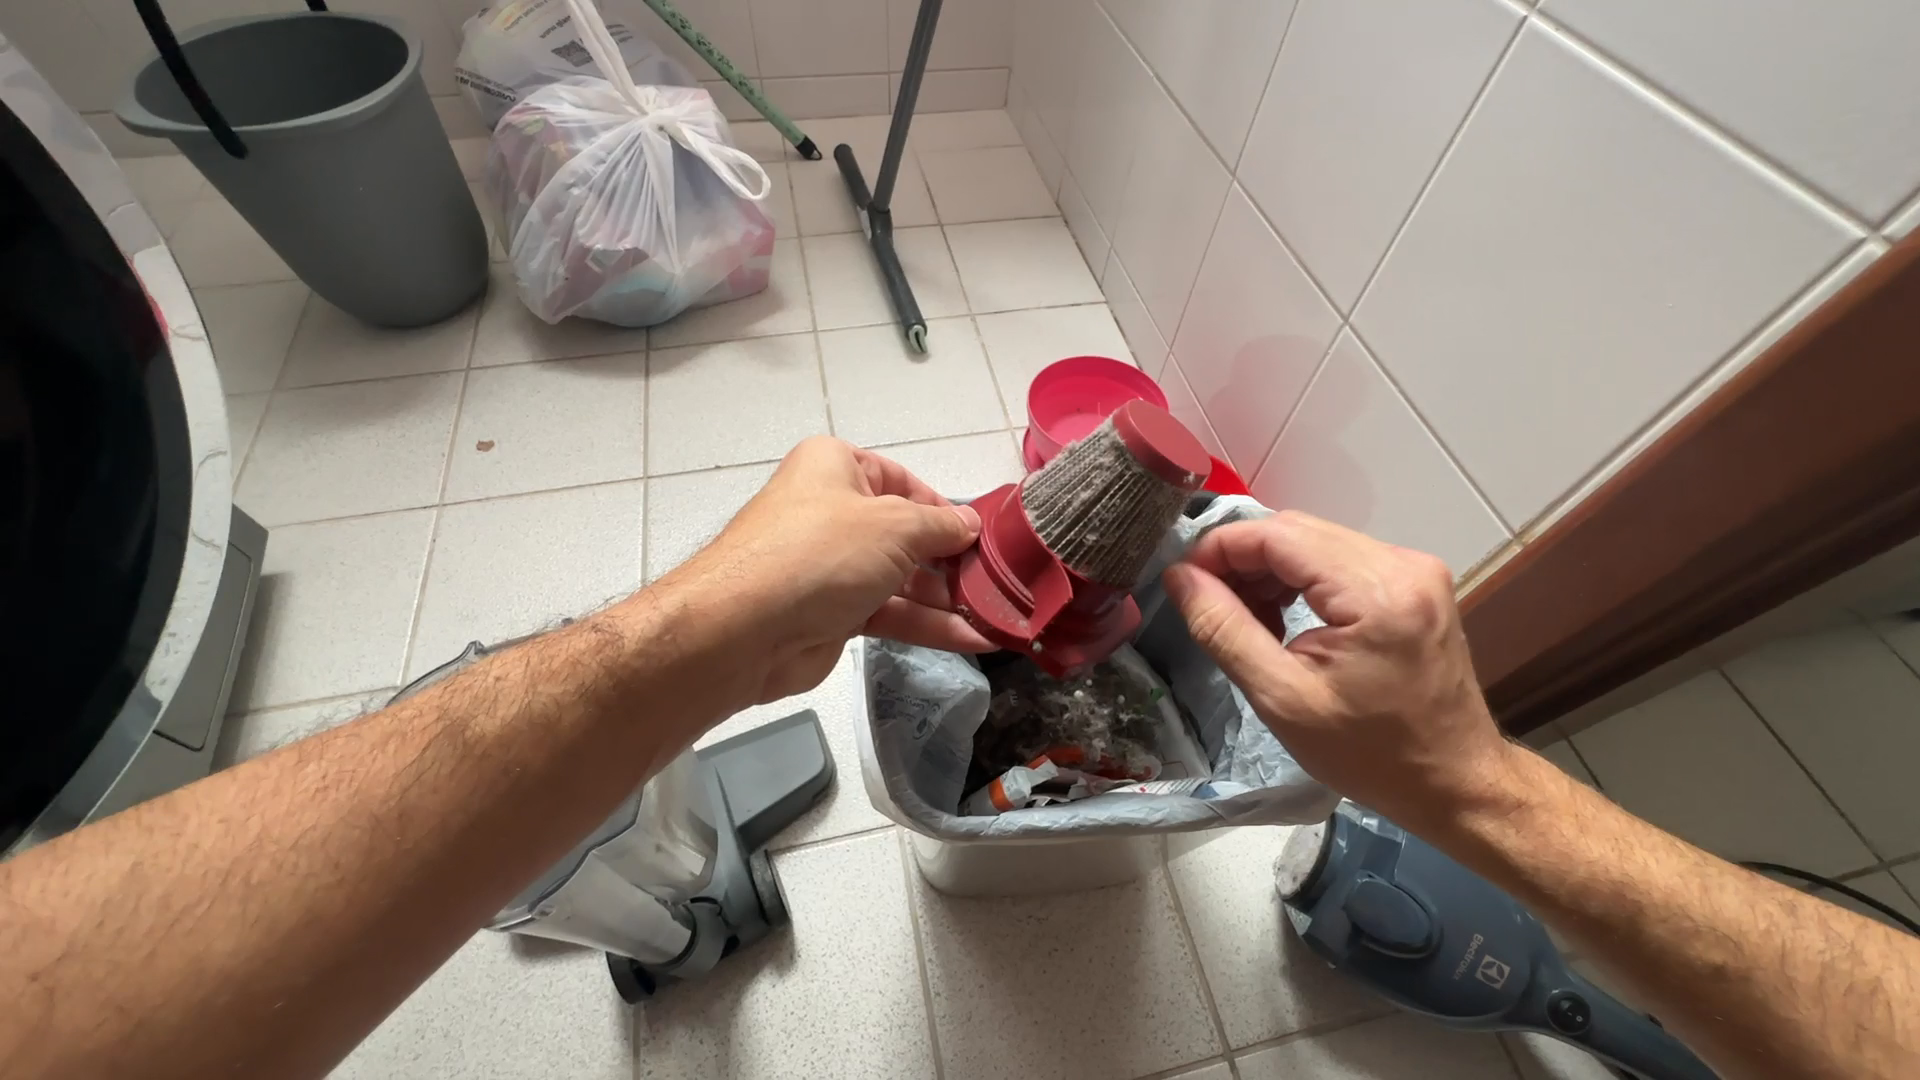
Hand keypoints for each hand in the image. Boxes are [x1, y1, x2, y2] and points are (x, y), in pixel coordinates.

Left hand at [668, 436, 992, 705]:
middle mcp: (833, 511)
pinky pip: (890, 612)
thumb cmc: (822, 552)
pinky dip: (928, 624)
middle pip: (906, 534)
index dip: (945, 508)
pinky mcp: (833, 613)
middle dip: (951, 560)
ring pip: (901, 578)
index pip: (903, 481)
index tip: (984, 536)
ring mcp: (832, 566)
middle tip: (998, 581)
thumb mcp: (893, 525)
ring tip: (998, 613)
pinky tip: (974, 638)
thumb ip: (939, 526)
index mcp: (837, 468)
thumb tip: (971, 523)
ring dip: (947, 598)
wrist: (743, 629)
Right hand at [1160, 511, 1514, 829]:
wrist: (1454, 781)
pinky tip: (1278, 614)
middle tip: (1206, 602)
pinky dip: (1294, 578)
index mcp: (1376, 592)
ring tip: (1242, 616)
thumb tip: (1178, 576)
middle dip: (1239, 559)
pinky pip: (1334, 557)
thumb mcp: (1280, 697)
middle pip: (1294, 531)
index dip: (1220, 548)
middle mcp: (1401, 563)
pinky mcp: (1411, 580)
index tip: (1182, 581)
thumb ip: (1223, 629)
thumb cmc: (1367, 753)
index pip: (1277, 535)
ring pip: (1311, 540)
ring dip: (1264, 569)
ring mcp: (1411, 568)